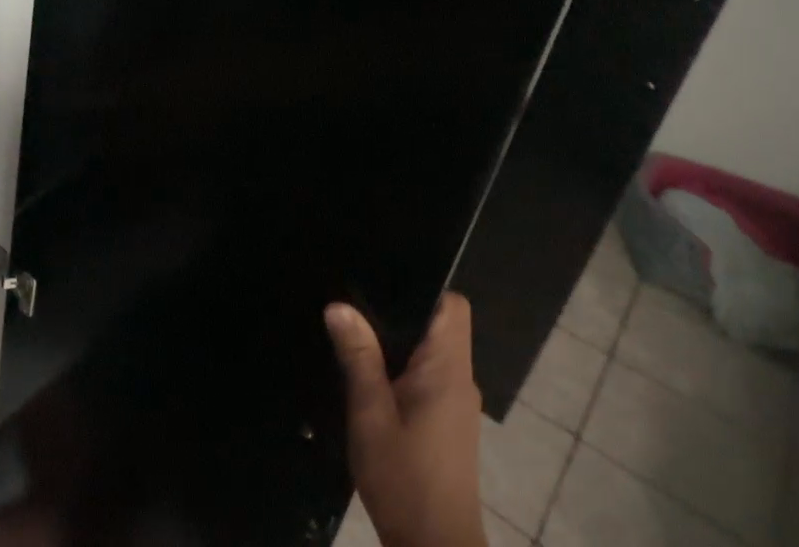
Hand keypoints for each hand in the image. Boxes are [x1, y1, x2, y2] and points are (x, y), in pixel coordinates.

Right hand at [325, 293, 487, 546]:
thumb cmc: (403, 476)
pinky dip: (398, 368)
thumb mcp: (369, 413)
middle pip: (438, 326)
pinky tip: (364, 374)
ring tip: (350, 331)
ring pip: (429, 353)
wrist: (433, 543)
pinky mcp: (445, 422)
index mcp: (447, 370)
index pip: (453, 307)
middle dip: (397, 311)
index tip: (380, 278)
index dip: (423, 286)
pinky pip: (424, 376)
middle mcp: (459, 380)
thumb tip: (339, 305)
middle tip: (349, 300)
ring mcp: (455, 403)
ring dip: (394, 342)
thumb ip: (358, 357)